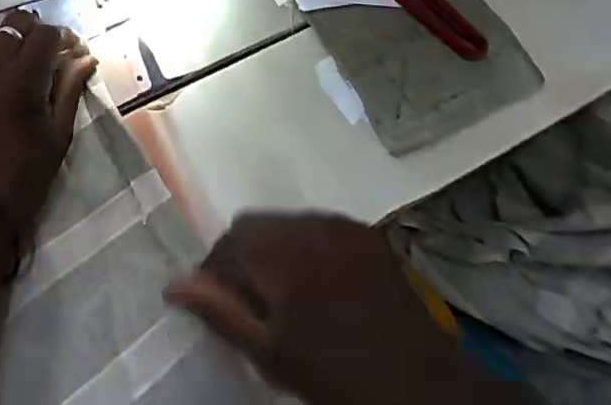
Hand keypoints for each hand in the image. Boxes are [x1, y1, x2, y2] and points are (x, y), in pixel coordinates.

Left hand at [0, 10, 96, 228]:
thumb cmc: (28, 173)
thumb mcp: (59, 132)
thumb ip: (70, 87)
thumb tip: (85, 56)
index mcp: (21, 78)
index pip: (45, 35)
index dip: (63, 38)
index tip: (71, 50)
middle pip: (14, 24)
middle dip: (35, 31)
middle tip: (47, 52)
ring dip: (7, 38)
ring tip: (18, 59)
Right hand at [166, 215, 515, 404]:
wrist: (437, 396)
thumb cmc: (348, 378)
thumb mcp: (277, 356)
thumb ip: (222, 313)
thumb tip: (173, 284)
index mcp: (289, 250)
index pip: (230, 241)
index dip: (218, 271)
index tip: (220, 304)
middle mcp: (314, 224)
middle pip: (256, 227)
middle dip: (246, 259)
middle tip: (252, 305)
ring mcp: (346, 227)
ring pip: (285, 225)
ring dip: (274, 252)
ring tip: (285, 299)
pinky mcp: (370, 238)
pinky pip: (318, 230)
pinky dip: (306, 250)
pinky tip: (317, 289)